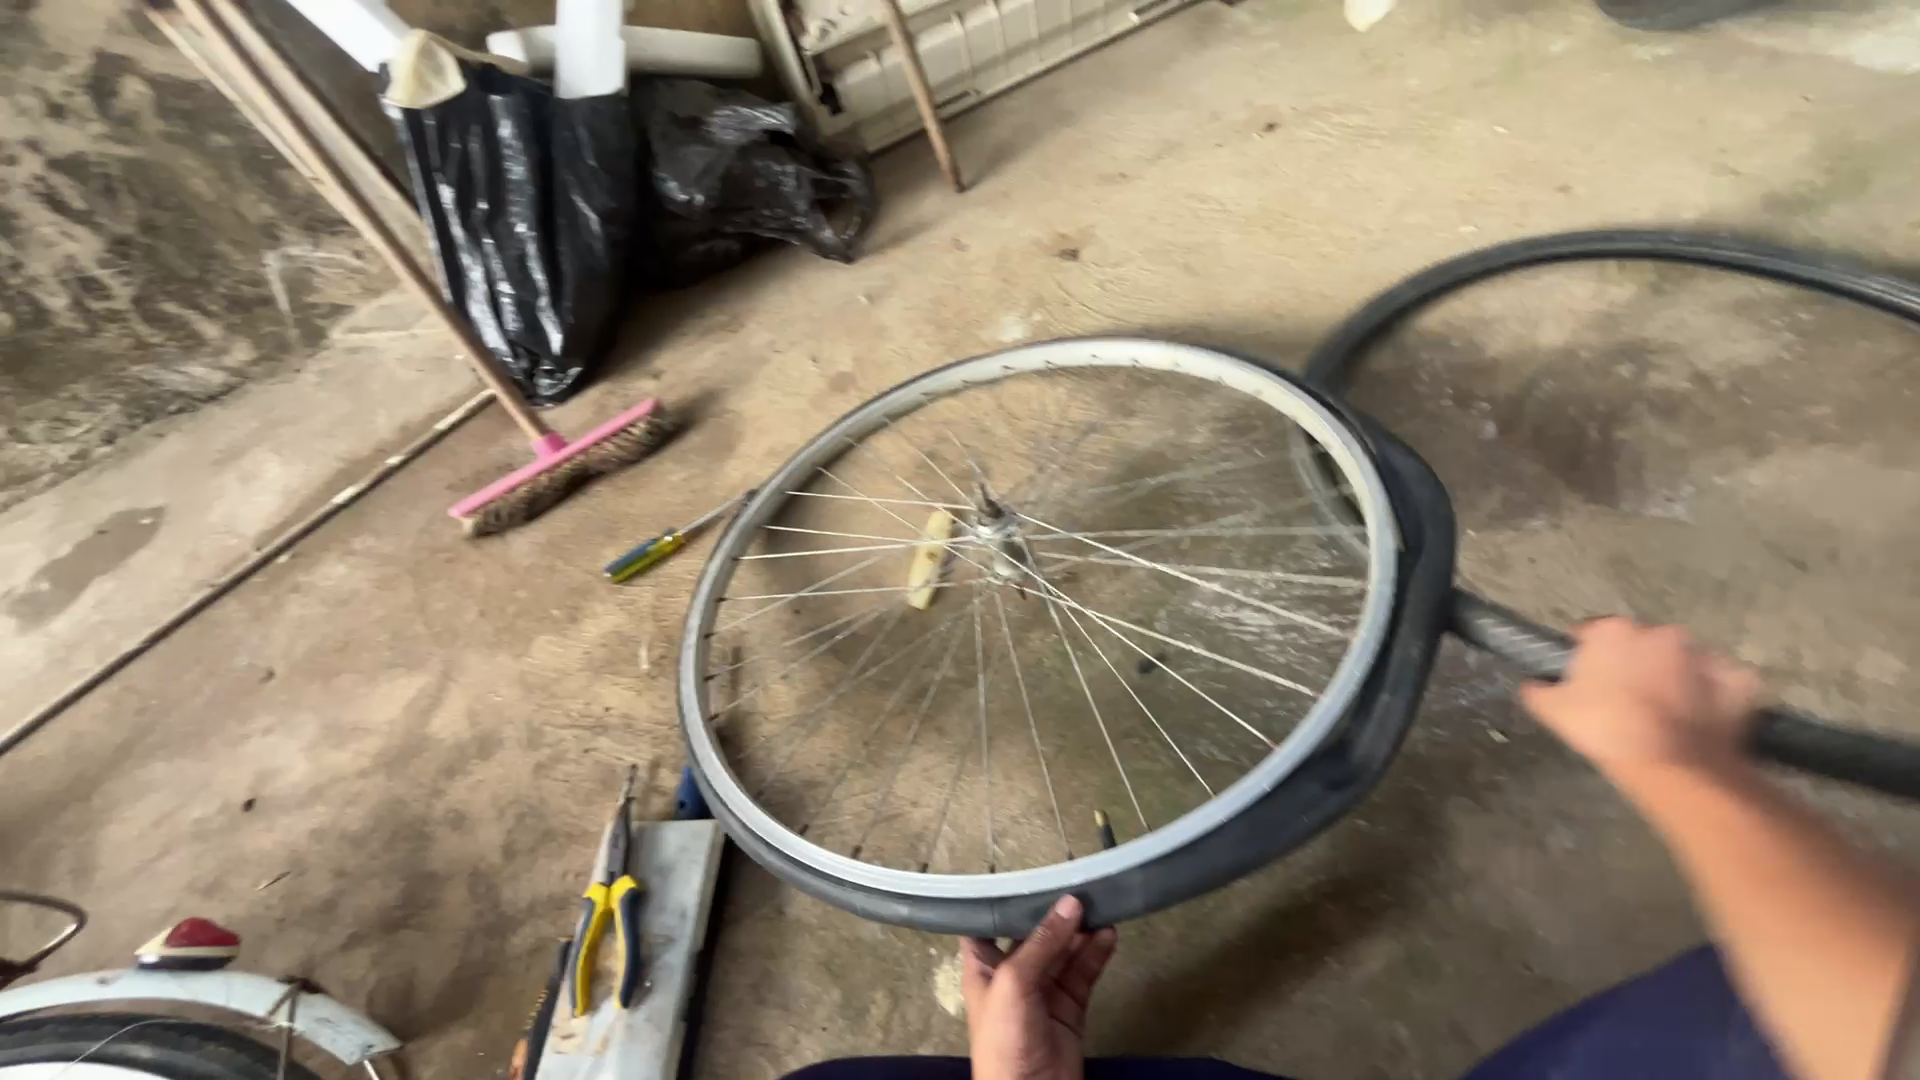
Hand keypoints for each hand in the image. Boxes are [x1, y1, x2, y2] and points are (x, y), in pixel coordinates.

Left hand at [960, 895, 1118, 1079]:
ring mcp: (1042, 991)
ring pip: (1063, 951)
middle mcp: (1011, 973)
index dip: (1005, 900)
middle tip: (1079, 885)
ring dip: (1080, 931)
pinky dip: (1095, 954)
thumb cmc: (1004, 1038)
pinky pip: (1083, 973)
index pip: (990, 922)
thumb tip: (1071, 902)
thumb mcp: (1014, 982)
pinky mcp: (1070, 1008)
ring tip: (1100, 904)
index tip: (1027, 872)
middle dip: (1054, 912)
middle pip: (1034, 933)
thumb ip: (1042, 941)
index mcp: (983, 965)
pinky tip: (1108, 934)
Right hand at [1519, 616, 1760, 779]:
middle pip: (1641, 643)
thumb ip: (1536, 688)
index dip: (1584, 653)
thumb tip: (1534, 682)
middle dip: (1633, 661)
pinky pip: (1722, 680)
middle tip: (1622, 693)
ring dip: (1673, 673)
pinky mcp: (1741, 681)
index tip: (1583, 676)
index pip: (1591, 631)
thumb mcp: (1550, 709)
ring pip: (1683, 659)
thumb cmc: (1604, 727)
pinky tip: (1699, 711)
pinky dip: (1712, 691)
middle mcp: (1661, 633)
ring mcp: (1706, 655)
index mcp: (1613, 631)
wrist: (1673, 764)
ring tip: (1663, 706)